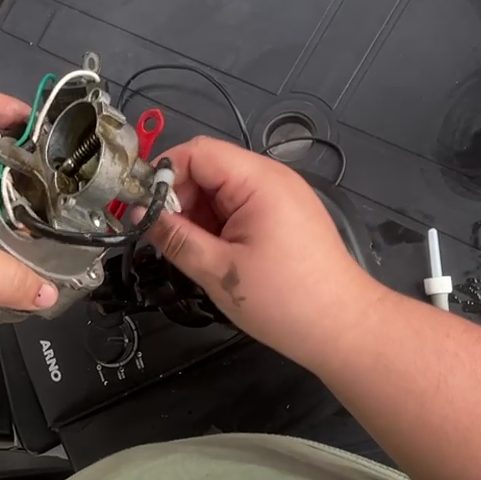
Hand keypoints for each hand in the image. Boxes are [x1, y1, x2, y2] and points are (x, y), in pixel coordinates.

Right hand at [150, 136, 379, 359]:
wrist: (342, 328)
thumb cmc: (285, 300)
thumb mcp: (217, 269)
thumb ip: (173, 237)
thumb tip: (137, 215)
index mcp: (259, 181)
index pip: (196, 151)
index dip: (163, 175)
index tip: (143, 209)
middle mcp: (271, 178)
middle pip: (206, 168)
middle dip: (178, 198)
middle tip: (163, 237)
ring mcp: (279, 196)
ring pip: (218, 190)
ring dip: (195, 215)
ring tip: (190, 252)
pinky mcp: (281, 216)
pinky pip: (236, 206)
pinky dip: (215, 225)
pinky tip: (211, 254)